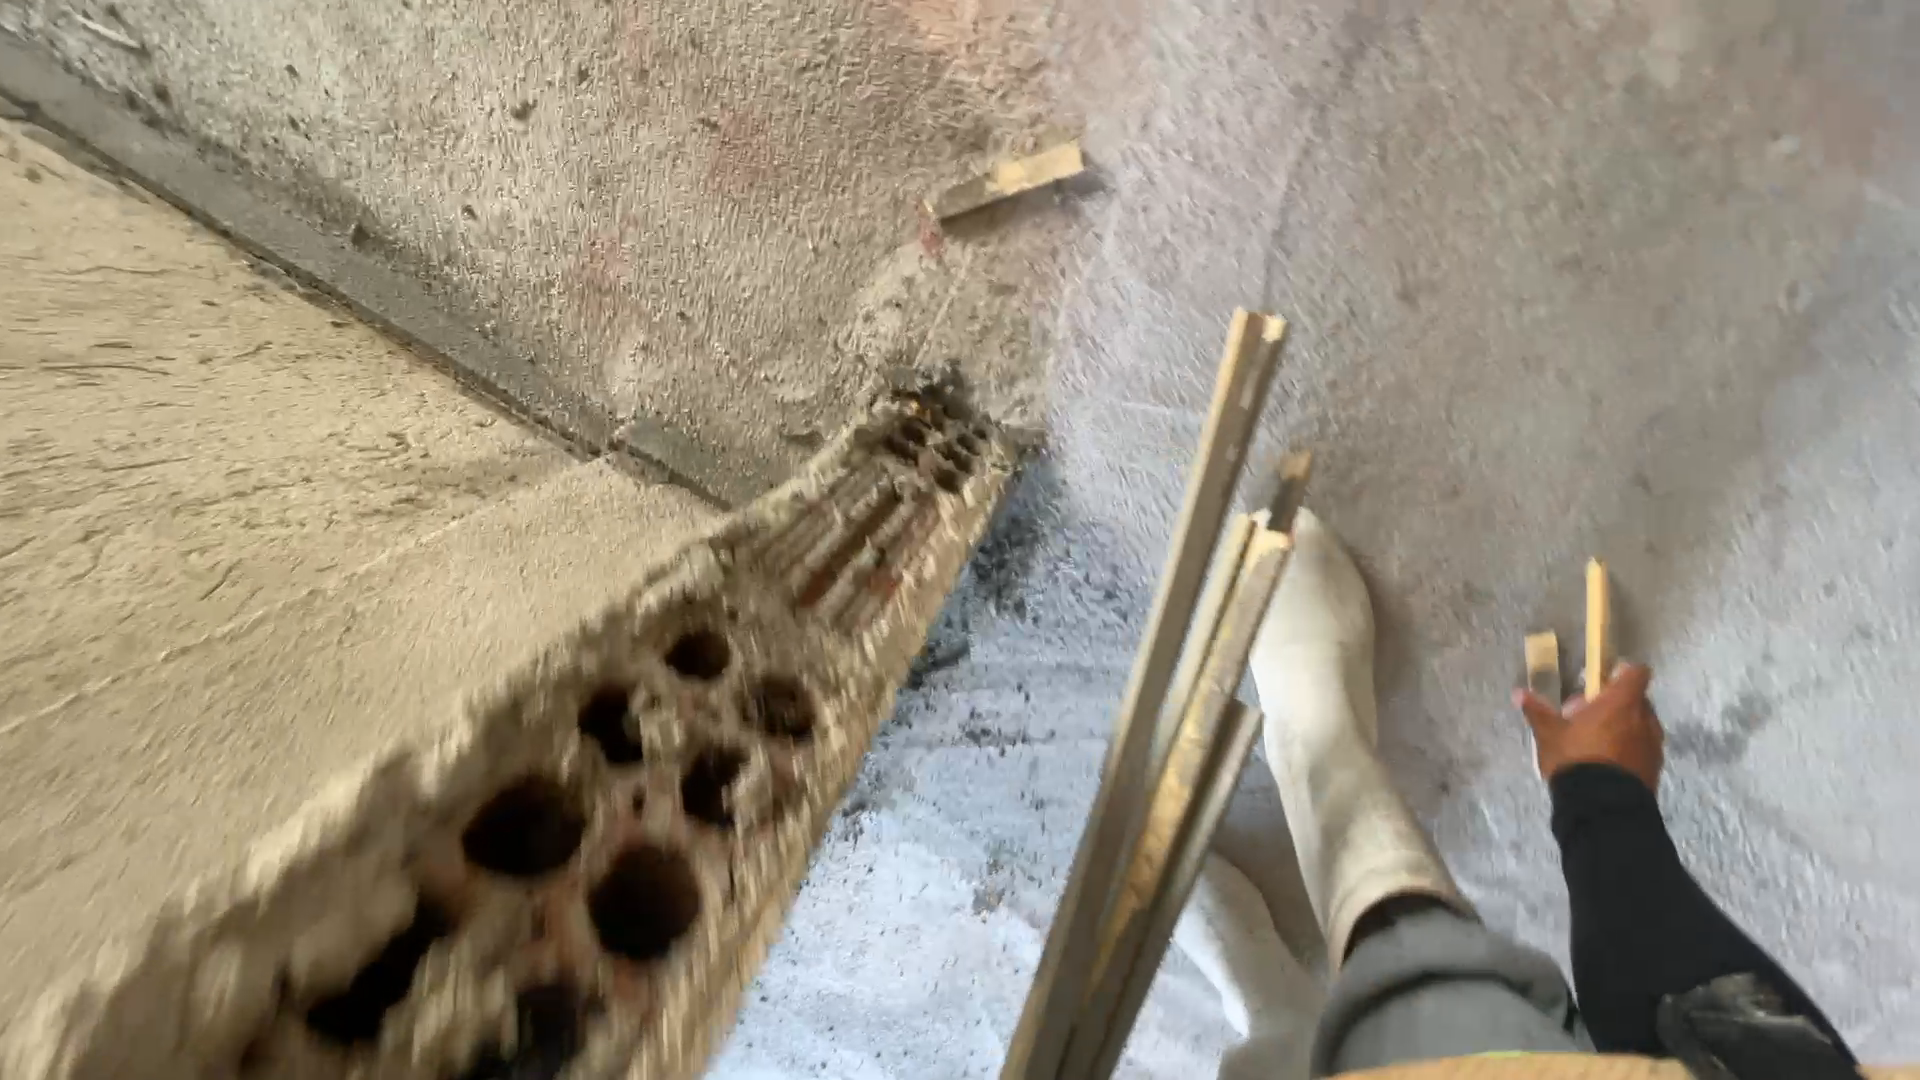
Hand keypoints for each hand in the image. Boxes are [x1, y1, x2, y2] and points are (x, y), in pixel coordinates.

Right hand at [1512, 662, 1663, 791]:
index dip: (1622, 671)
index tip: (1603, 677)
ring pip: (1639, 722)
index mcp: (1620, 704)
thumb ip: (1537, 710)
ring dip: (1622, 723)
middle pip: (1635, 699)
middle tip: (1586, 713)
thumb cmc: (1575, 757)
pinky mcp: (1655, 764)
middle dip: (1614, 702)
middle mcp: (1644, 719)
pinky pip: (1642, 743)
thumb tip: (1519, 692)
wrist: (1603, 803)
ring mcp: (1653, 743)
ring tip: (1594, 738)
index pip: (1635, 673)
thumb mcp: (1548, 732)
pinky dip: (1627, 743)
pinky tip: (1604, 757)